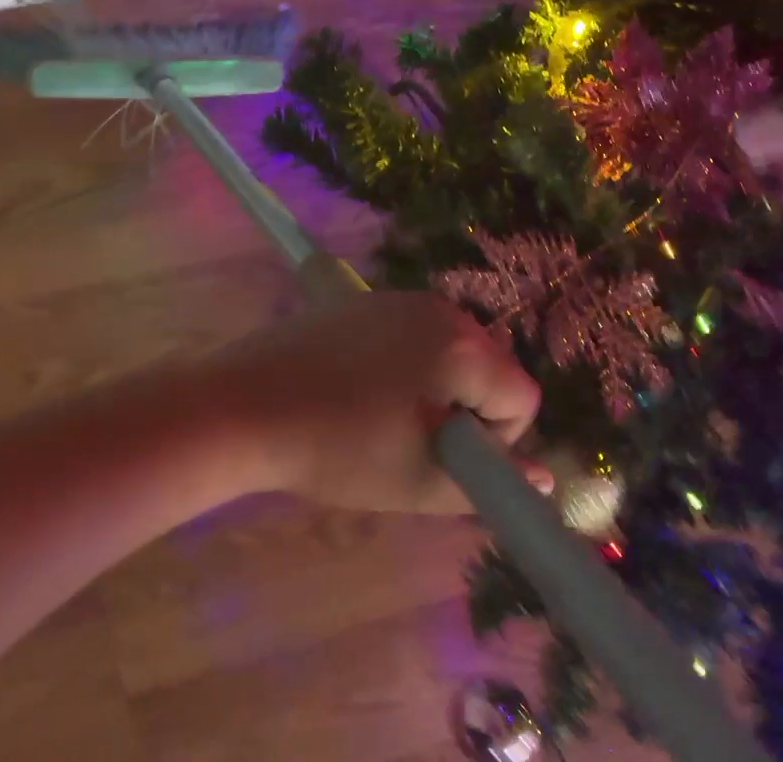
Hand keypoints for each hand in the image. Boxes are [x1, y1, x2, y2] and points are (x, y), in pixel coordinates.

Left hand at [204, 291, 548, 514]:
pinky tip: (348, 392)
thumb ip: (488, 483)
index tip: (435, 455)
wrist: (239, 408)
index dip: (492, 441)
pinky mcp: (350, 302)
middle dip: (462, 409)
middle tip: (405, 440)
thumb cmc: (336, 449)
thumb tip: (542, 479)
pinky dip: (395, 367)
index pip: (521, 398)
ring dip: (428, 389)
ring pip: (443, 353)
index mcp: (460, 345)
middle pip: (486, 368)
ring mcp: (386, 298)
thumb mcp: (418, 482)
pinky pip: (402, 338)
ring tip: (374, 419)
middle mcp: (432, 307)